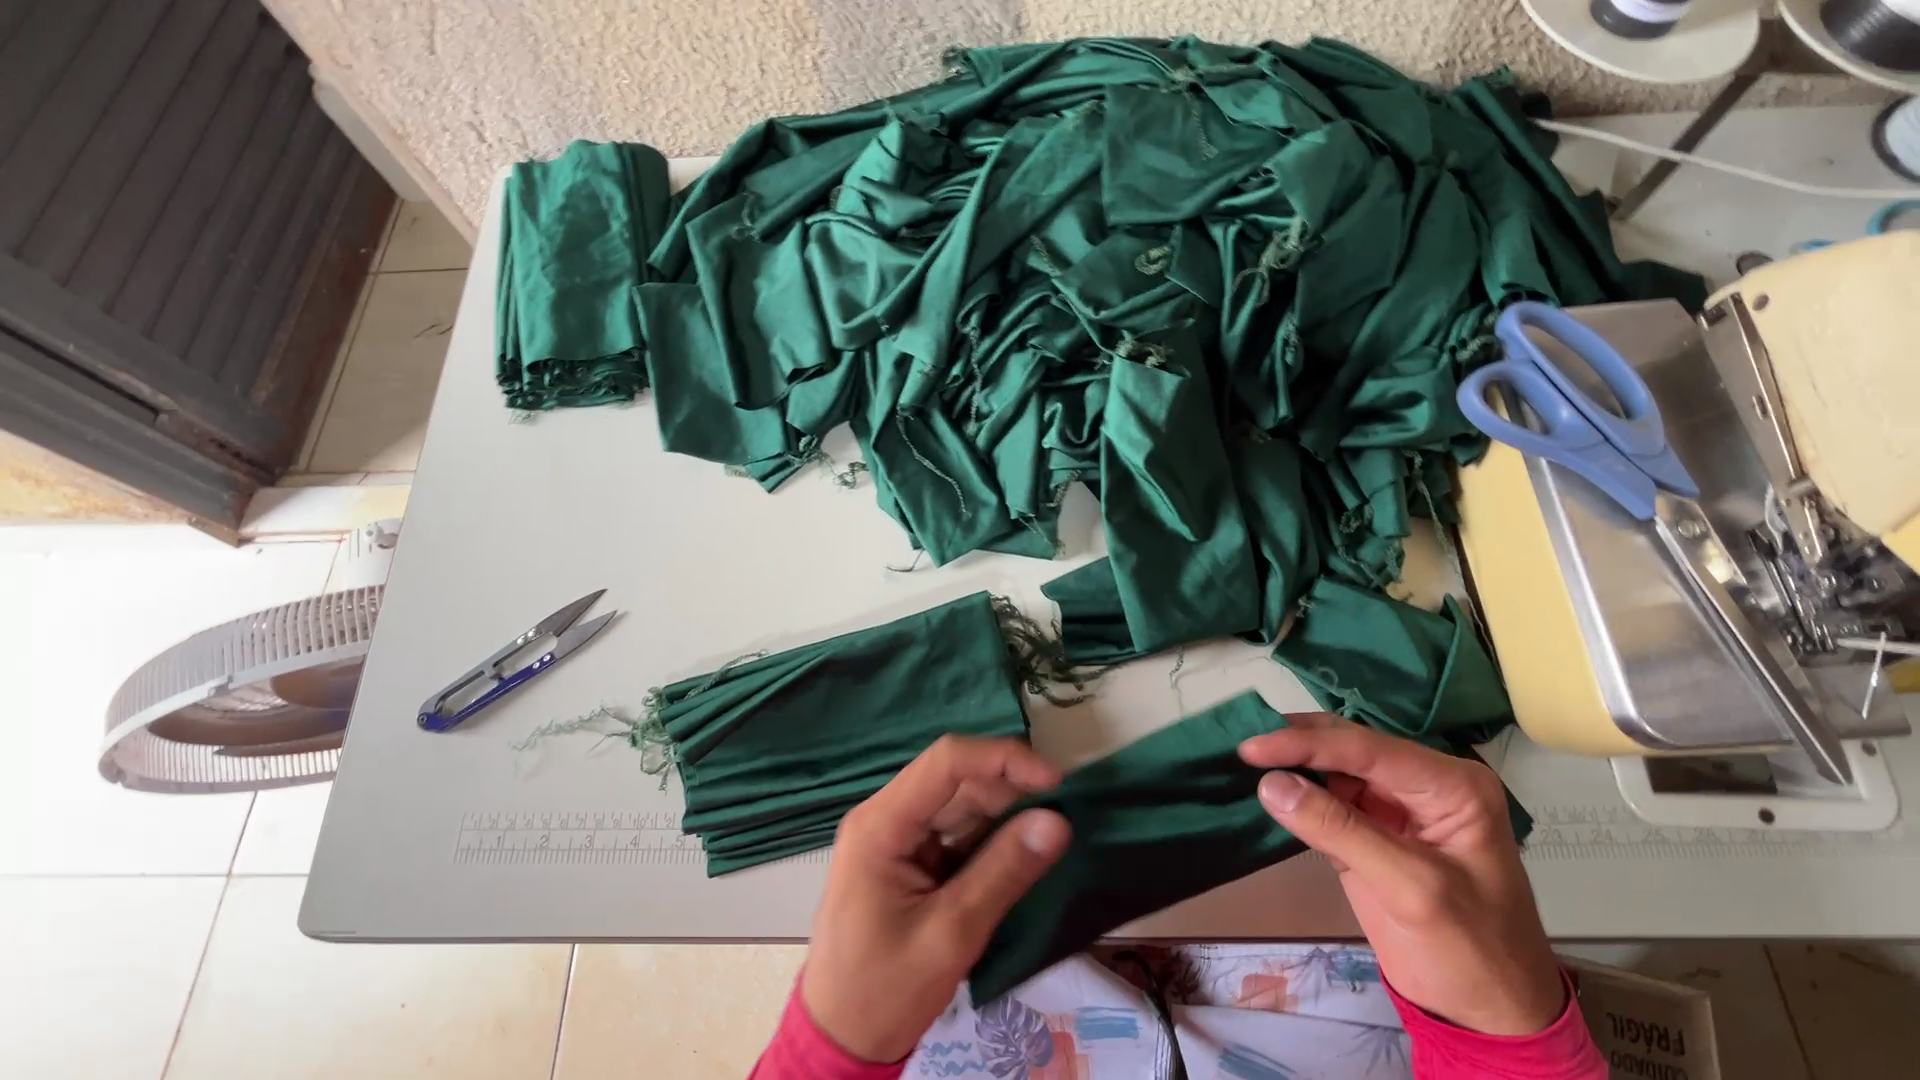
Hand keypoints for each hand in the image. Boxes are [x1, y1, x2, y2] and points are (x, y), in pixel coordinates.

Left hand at [803, 735, 1071, 1062]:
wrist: (842, 1040)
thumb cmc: (884, 988)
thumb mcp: (950, 933)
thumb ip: (1003, 873)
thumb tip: (1057, 822)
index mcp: (882, 823)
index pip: (947, 762)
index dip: (1003, 759)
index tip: (1055, 782)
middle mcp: (887, 818)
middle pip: (957, 781)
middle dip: (1011, 791)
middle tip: (1060, 819)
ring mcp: (898, 840)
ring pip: (961, 807)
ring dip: (1005, 817)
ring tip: (1047, 838)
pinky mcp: (911, 862)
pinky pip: (957, 836)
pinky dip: (991, 842)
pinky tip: (1021, 857)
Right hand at [1239, 714, 1564, 1036]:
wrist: (1488, 1012)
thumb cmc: (1470, 950)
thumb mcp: (1408, 888)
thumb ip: (1340, 830)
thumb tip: (1270, 784)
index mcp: (1450, 785)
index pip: (1367, 748)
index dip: (1306, 744)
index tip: (1250, 747)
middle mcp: (1423, 783)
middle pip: (1349, 745)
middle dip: (1295, 741)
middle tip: (1240, 744)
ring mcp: (1395, 805)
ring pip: (1333, 766)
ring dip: (1291, 762)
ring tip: (1242, 757)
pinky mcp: (1370, 828)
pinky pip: (1327, 798)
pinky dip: (1295, 791)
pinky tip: (1264, 785)